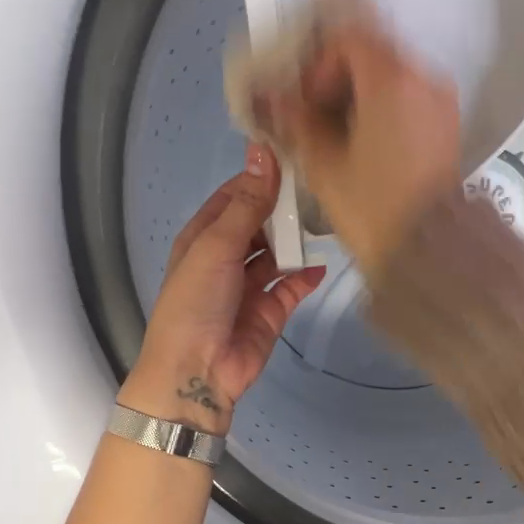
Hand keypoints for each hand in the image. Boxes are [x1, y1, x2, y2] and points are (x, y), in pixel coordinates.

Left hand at [119, 145, 325, 435]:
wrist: (197, 371)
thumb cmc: (196, 302)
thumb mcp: (217, 246)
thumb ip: (246, 204)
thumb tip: (263, 152)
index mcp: (203, 237)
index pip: (234, 196)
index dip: (259, 177)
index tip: (293, 156)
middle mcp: (226, 258)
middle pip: (259, 223)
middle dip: (283, 207)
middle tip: (319, 185)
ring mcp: (249, 286)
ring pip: (277, 253)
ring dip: (296, 239)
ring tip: (326, 218)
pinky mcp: (270, 312)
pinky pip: (292, 286)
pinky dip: (306, 275)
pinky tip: (323, 262)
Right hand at [265, 18, 461, 272]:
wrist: (429, 249)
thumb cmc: (372, 207)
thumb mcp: (323, 164)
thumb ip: (293, 119)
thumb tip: (267, 96)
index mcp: (391, 77)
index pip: (346, 35)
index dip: (316, 60)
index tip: (305, 97)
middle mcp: (423, 76)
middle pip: (370, 50)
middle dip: (336, 74)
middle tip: (314, 110)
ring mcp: (440, 100)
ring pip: (390, 73)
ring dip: (359, 91)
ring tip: (337, 131)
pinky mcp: (446, 124)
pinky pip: (408, 96)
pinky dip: (382, 106)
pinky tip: (362, 141)